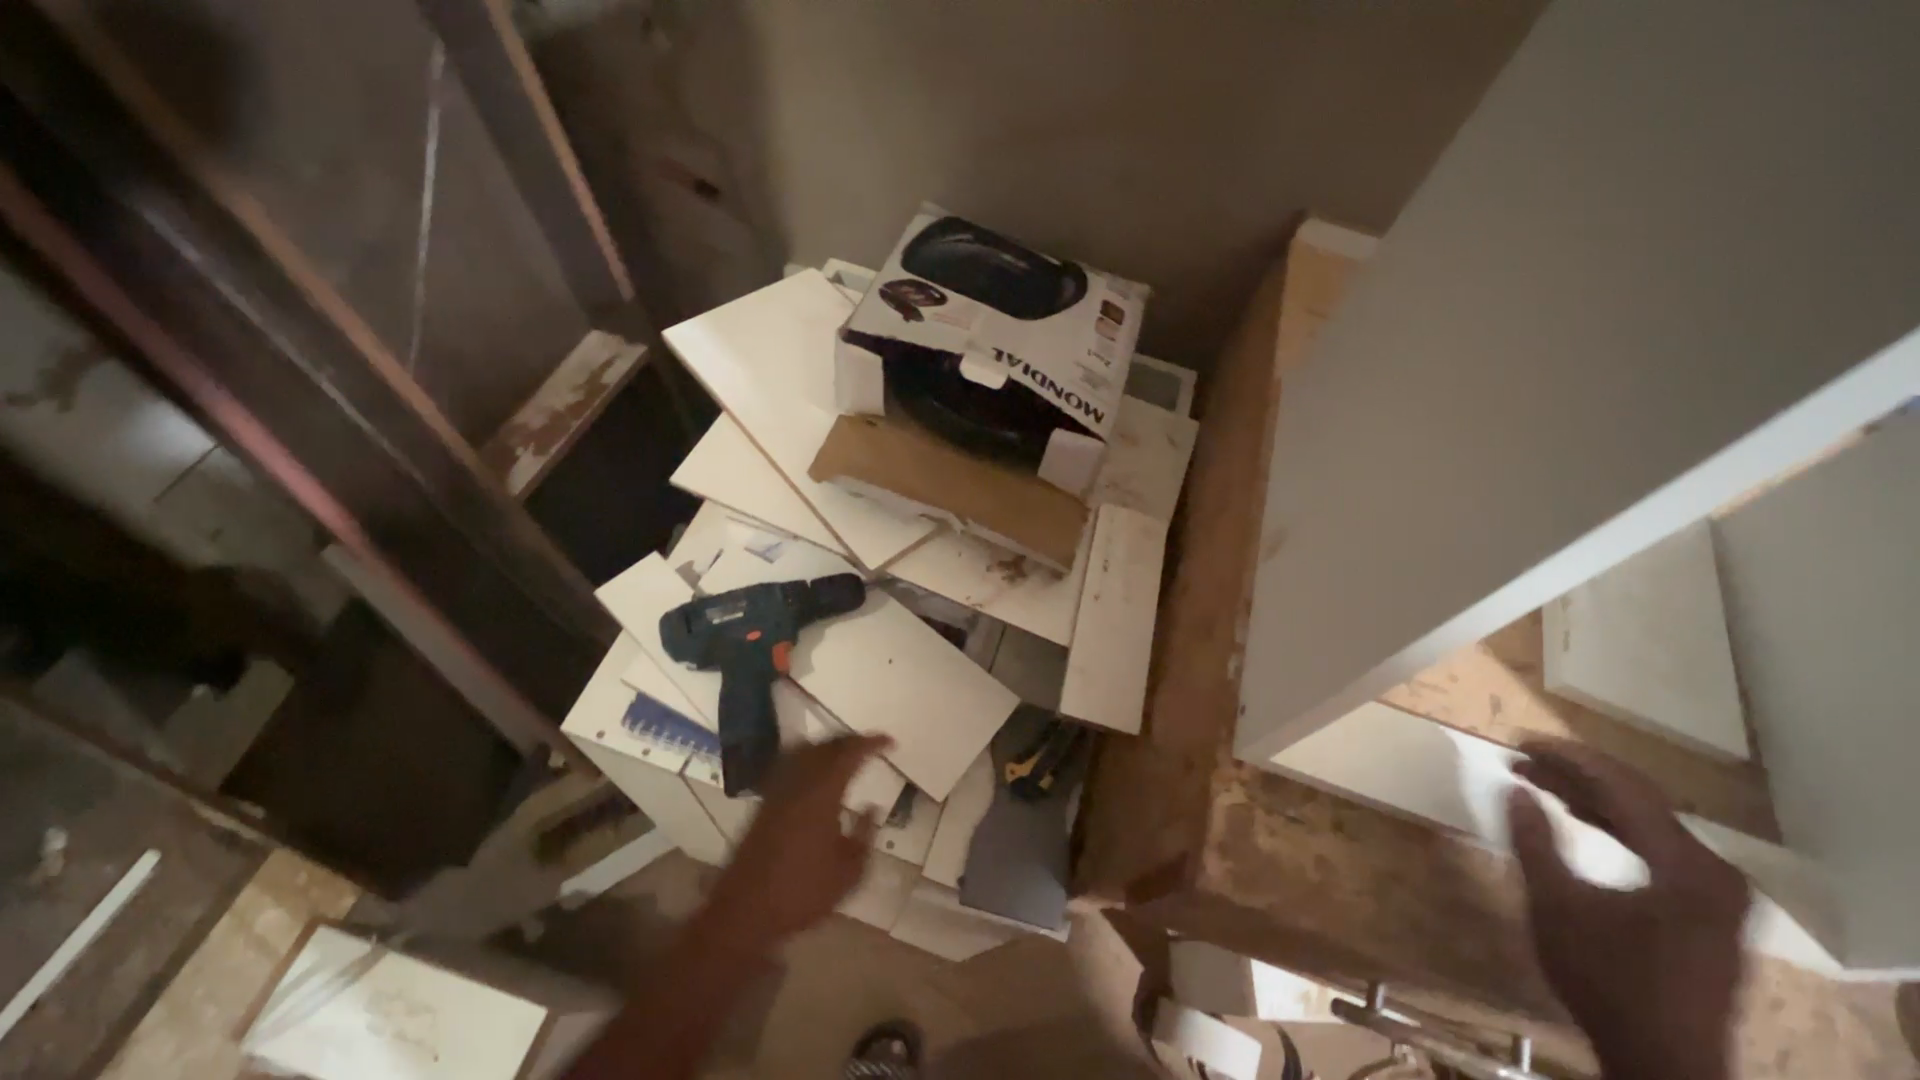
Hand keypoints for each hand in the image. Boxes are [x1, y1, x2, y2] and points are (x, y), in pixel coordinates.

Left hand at [701, 734, 892, 949]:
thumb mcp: (849, 872)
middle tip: (868, 746)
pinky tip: (813, 775)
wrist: (745, 911)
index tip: (889, 742)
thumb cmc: (803, 893)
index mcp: (822, 794)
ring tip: (843, 754)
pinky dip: (806, 759)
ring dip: (826, 746)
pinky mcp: (763, 805)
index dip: (870, 743)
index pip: (849, 754)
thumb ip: (865, 835)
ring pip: (803, 752)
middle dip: (848, 741)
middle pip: (824, 746)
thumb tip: (872, 808)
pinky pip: (788, 766)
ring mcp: (776, 792)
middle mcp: (797, 784)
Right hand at [1506, 741, 1749, 1079]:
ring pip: (1647, 825)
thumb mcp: (1557, 907)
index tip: (1520, 743)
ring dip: (1592, 802)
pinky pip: (1657, 850)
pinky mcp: (1707, 909)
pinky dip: (1615, 830)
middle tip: (1522, 760)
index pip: (1624, 788)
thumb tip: (1515, 790)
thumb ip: (1535, 842)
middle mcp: (1713, 869)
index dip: (1568, 759)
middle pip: (1639, 801)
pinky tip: (1580, 820)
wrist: (1663, 1061)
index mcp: (1687, 864)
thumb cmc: (1607, 981)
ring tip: (1538, 783)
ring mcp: (1716, 891)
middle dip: (1576, 776)